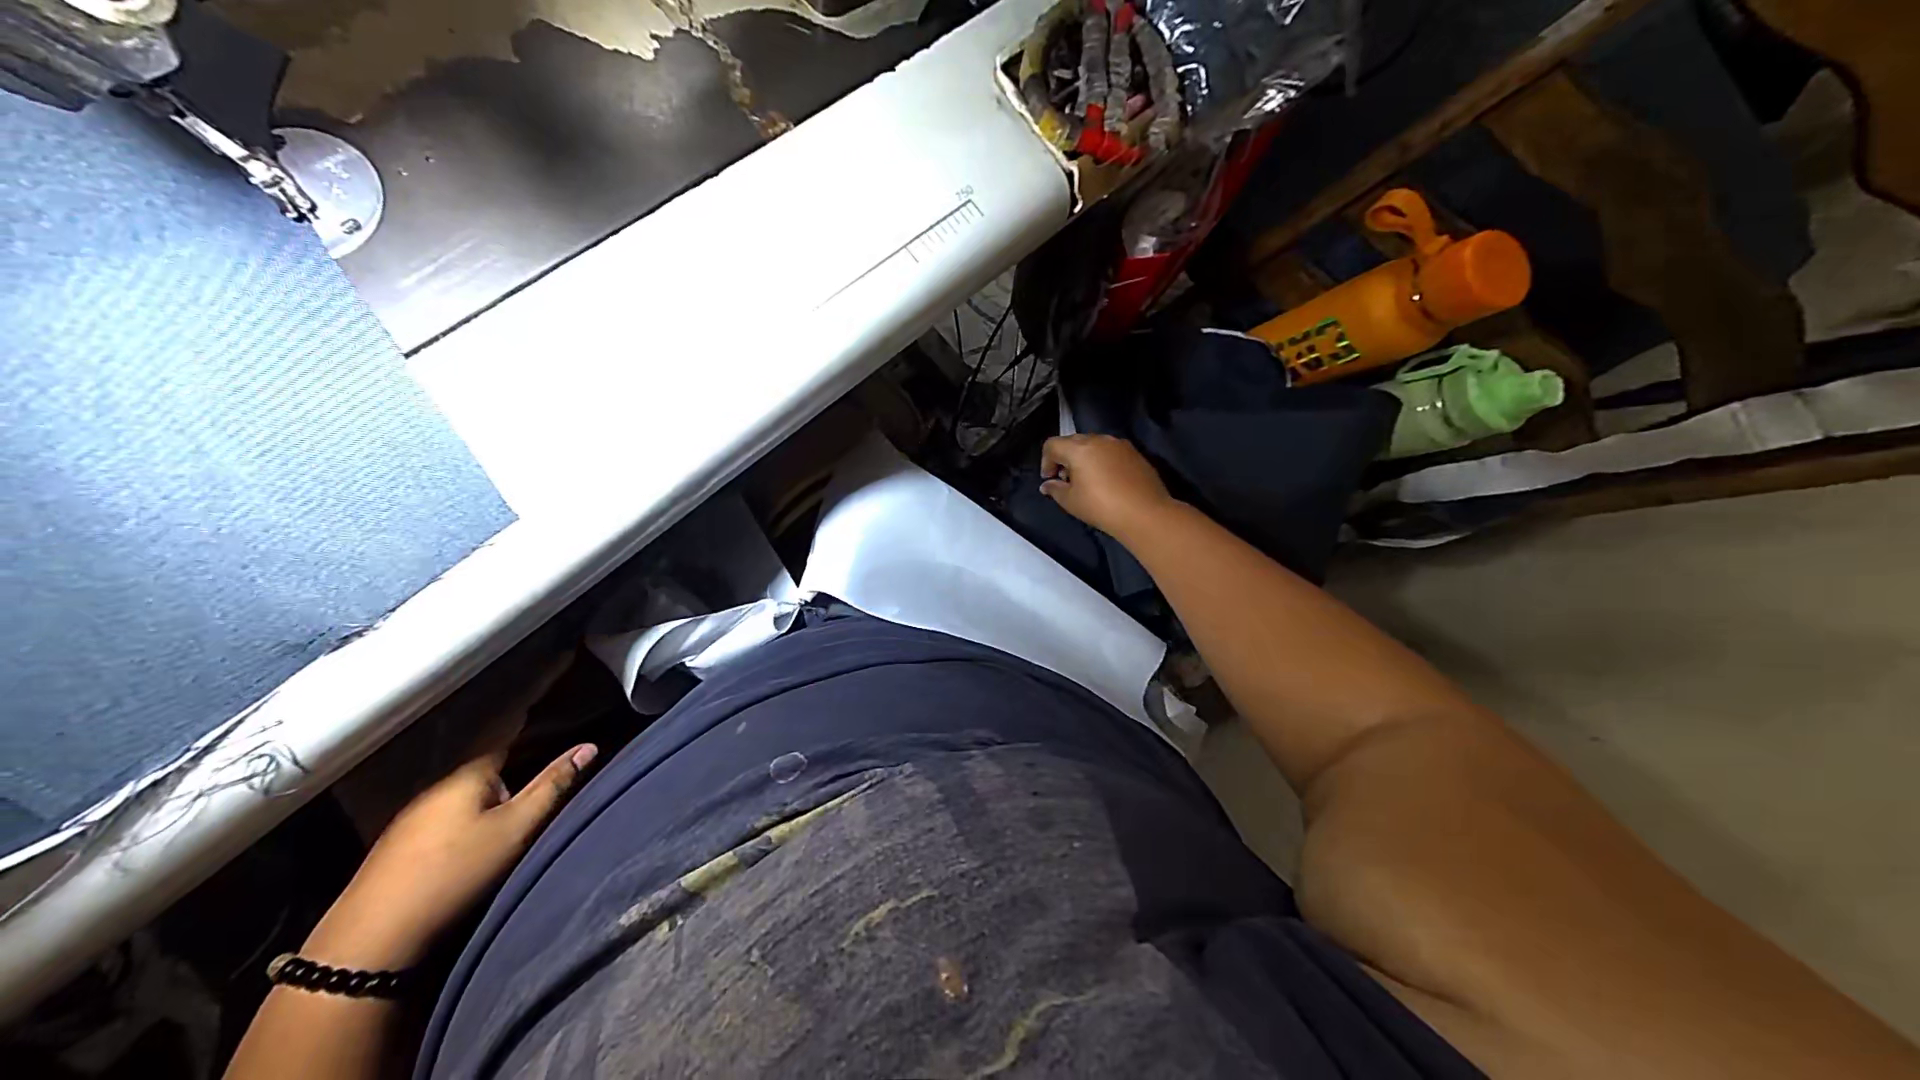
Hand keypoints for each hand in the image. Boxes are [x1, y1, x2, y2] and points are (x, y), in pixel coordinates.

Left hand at [301, 658, 594, 970]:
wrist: (371, 936)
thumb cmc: (452, 874)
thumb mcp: (515, 829)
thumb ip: (553, 785)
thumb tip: (589, 746)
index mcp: (470, 766)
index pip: (514, 711)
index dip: (542, 681)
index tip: (565, 652)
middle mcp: (447, 772)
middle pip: (496, 728)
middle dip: (530, 704)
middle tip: (563, 681)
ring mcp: (429, 798)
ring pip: (483, 752)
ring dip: (515, 732)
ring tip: (545, 717)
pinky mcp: (422, 821)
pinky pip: (472, 771)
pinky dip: (501, 756)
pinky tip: (510, 768)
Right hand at [1039, 434, 1179, 541]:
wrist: (1145, 513)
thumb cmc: (1101, 507)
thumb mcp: (1071, 502)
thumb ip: (1055, 489)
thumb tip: (1047, 484)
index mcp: (1079, 448)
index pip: (1052, 445)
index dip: (1046, 461)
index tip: (1050, 479)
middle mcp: (1099, 439)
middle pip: (1073, 441)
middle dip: (1064, 458)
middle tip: (1066, 480)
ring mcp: (1119, 444)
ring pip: (1093, 444)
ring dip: (1084, 458)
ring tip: (1087, 481)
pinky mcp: (1135, 453)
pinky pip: (1110, 451)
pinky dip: (1102, 460)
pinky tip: (1107, 481)